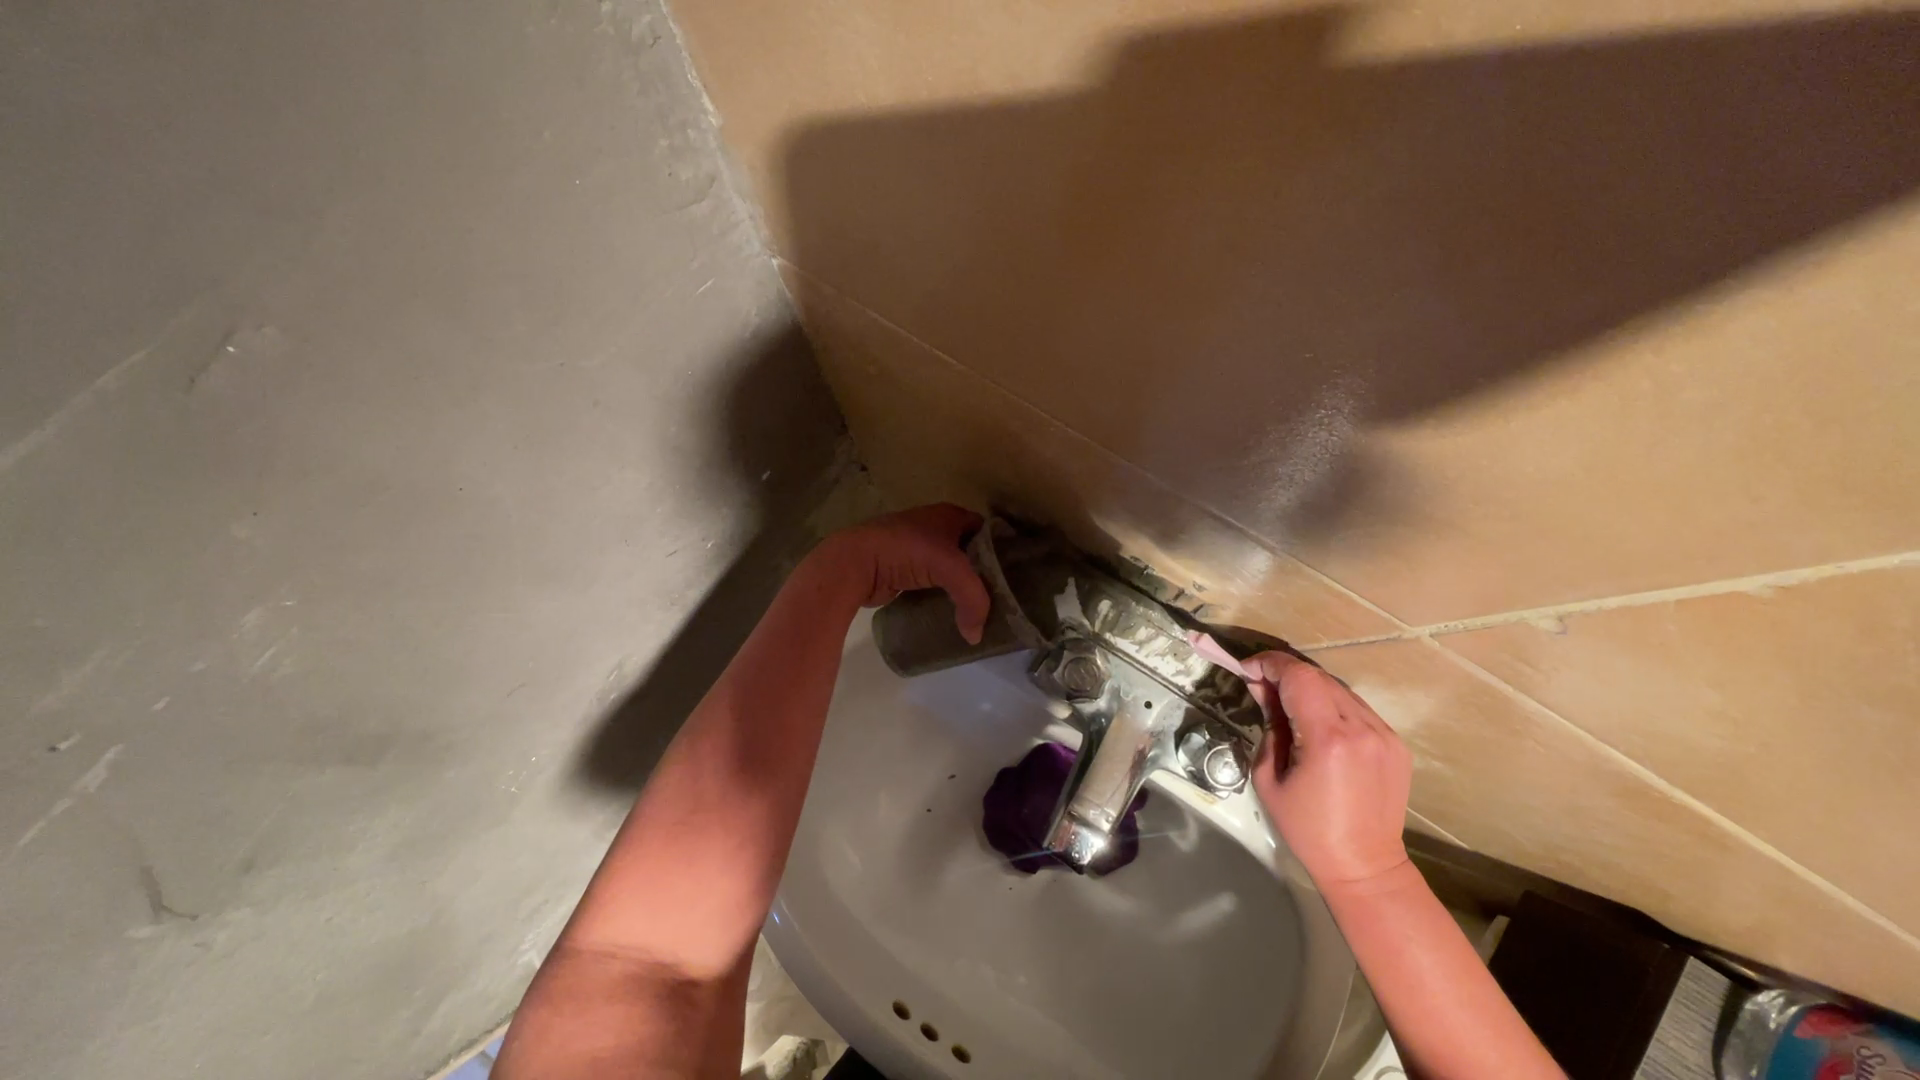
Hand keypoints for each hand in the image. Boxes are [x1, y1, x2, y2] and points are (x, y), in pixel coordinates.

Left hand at [818, 504, 991, 642]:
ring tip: (975, 608)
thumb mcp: (952, 569)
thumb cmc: (908, 552)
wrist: (855, 562)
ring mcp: (914, 547)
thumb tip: (975, 636)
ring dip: (957, 586)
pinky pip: (928, 582)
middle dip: (980, 573)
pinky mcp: (900, 569)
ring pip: (946, 568)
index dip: (1000, 551)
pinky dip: (938, 595)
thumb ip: (974, 601)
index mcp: (949, 515)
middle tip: (997, 598)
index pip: (986, 532)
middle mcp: (933, 526)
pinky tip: (947, 610)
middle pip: (967, 552)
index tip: (1013, 576)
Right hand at [1235, 649, 1412, 890]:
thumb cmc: (1307, 829)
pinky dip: (1332, 706)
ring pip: (1340, 690)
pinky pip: (1358, 710)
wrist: (1364, 865)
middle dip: (1286, 675)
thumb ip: (1269, 729)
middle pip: (1319, 677)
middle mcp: (1361, 728)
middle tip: (1261, 687)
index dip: (1270, 664)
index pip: (1298, 677)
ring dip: (1310, 689)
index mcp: (1327, 739)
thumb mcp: (1269, 779)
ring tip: (1288, 705)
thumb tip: (1265, 694)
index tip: (1248, 668)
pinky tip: (1318, 724)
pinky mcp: (1396, 744)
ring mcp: (1384, 735)